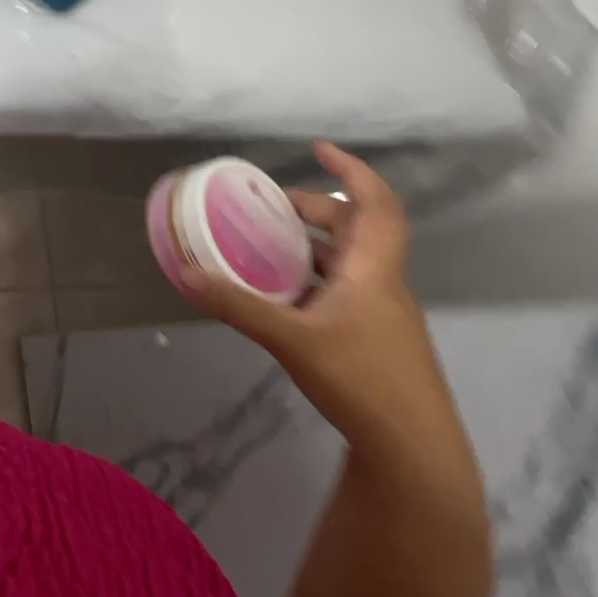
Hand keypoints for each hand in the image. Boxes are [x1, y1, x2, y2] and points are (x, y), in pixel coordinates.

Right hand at [178, 142, 465, 459]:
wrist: (412, 447)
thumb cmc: (361, 380)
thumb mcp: (289, 339)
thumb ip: (236, 305)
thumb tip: (184, 272)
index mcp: (372, 271)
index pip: (375, 205)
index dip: (353, 170)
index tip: (318, 149)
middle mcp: (380, 283)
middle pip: (354, 228)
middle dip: (313, 207)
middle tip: (267, 204)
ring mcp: (378, 312)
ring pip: (346, 260)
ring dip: (309, 242)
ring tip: (263, 240)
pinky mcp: (370, 336)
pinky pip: (338, 287)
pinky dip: (308, 275)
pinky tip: (276, 292)